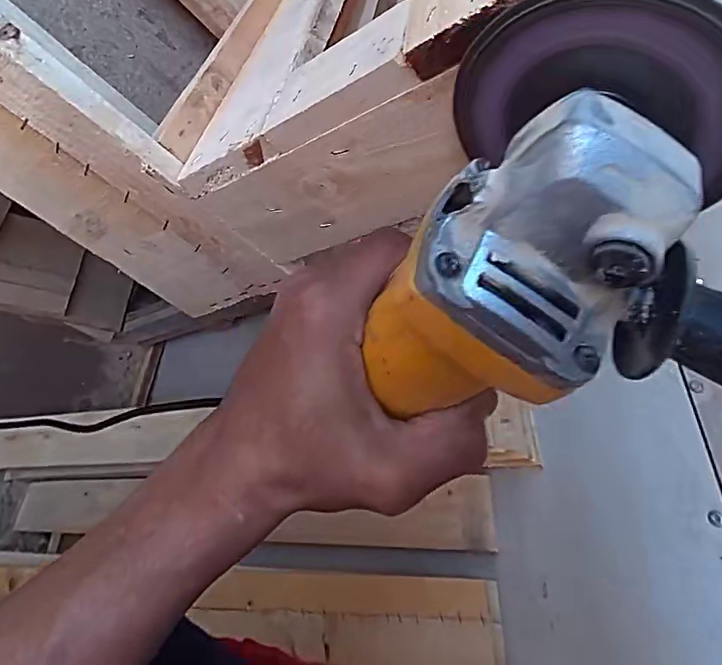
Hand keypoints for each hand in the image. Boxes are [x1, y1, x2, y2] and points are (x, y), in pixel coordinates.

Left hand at [189, 229, 494, 520]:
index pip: (395, 247)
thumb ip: (452, 442)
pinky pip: (352, 284)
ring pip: (371, 270)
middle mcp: (311, 282)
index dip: (435, 267)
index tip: (460, 304)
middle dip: (423, 287)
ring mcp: (300, 290)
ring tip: (421, 346)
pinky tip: (388, 352)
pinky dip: (377, 306)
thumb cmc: (306, 465)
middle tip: (447, 332)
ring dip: (400, 298)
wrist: (239, 469)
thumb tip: (482, 399)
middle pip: (387, 256)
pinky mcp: (298, 304)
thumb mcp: (391, 473)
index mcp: (328, 302)